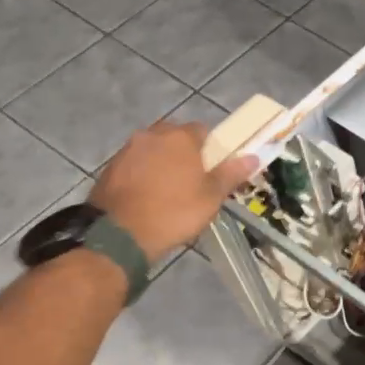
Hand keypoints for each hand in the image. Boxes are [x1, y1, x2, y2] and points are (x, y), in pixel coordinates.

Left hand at [90, 122, 258, 263]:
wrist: (121, 233)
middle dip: (185, 153)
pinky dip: (144, 174)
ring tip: (169, 191)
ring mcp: (128, 149)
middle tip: (193, 181)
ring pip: (153, 149)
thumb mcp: (211, 197)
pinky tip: (148, 196)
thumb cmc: (175, 212)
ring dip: (162, 162)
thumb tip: (253, 157)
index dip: (211, 149)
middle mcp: (152, 134)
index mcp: (180, 137)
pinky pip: (135, 163)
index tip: (214, 169)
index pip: (203, 130)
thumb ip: (231, 173)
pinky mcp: (111, 166)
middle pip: (175, 137)